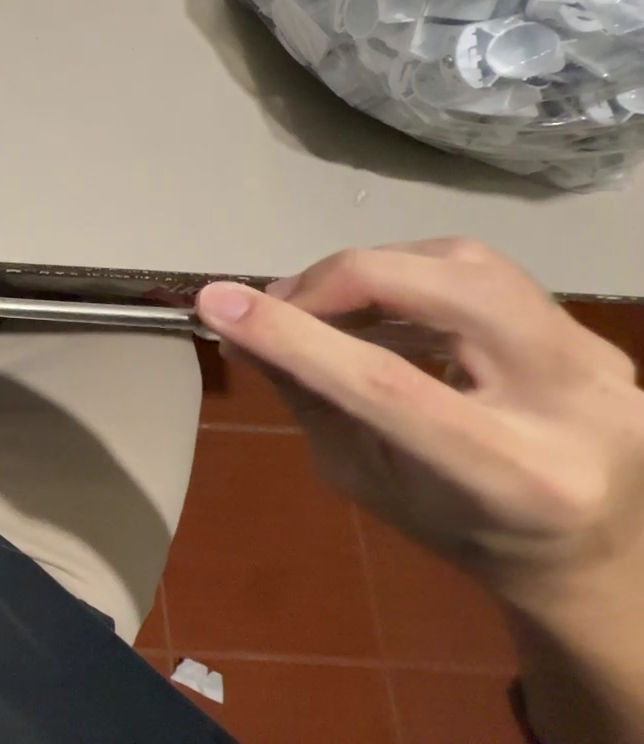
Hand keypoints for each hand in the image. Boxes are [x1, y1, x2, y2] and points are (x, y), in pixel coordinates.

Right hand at [195, 239, 643, 612]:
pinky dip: (405, 273)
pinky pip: (482, 272)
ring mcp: (601, 364)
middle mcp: (578, 410)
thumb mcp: (356, 473)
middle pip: (452, 294)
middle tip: (276, 300)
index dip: (291, 335)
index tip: (213, 302)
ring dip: (371, 269)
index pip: (386, 384)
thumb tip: (234, 322)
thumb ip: (305, 393)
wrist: (587, 549)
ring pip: (467, 265)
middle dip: (341, 279)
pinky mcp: (592, 334)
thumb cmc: (451, 527)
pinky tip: (372, 305)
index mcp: (513, 476)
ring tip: (319, 302)